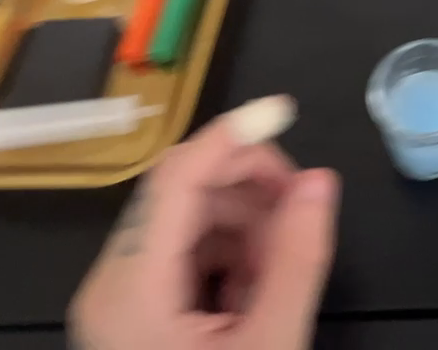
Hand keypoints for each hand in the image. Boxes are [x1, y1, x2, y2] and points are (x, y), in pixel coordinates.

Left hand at [70, 97, 339, 349]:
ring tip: (284, 266)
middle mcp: (115, 280)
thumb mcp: (270, 347)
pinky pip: (192, 250)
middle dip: (253, 187)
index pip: (177, 176)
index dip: (232, 134)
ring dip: (250, 223)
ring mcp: (124, 296)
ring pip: (194, 218)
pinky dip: (235, 253)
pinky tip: (258, 289)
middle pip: (187, 191)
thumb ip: (298, 259)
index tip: (287, 111)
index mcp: (131, 288)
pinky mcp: (139, 311)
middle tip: (305, 210)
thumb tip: (322, 179)